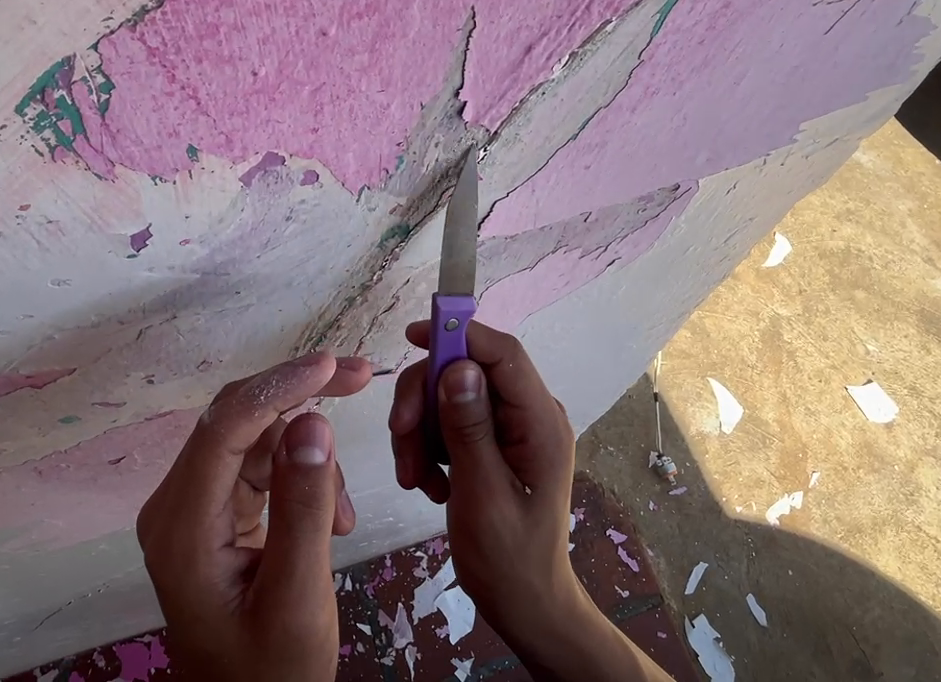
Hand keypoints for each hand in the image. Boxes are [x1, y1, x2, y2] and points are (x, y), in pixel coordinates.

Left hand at [138, 351, 372, 681]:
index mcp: (181, 525)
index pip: (225, 427)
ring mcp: (195, 506)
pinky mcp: (216, 512)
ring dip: (309, 455)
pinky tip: (331, 518)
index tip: (334, 366)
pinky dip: (303, 476)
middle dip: (299, 394)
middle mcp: (177, 503)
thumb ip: (304, 507)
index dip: (280, 386)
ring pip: (257, 437)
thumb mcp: (298, 598)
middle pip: (237, 417)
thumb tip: (314, 421)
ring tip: (342, 516)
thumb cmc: (272, 672)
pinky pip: (262, 464)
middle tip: (361, 376)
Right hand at [388, 320, 579, 647]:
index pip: (502, 353)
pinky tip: (430, 485)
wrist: (524, 606)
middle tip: (400, 439)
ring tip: (416, 479)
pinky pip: (448, 421)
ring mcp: (509, 427)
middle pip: (464, 372)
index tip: (412, 337)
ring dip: (420, 432)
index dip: (459, 334)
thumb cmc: (510, 560)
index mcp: (540, 421)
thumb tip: (458, 367)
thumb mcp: (483, 496)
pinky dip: (428, 447)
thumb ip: (470, 429)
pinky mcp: (491, 442)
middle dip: (424, 401)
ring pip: (447, 396)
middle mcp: (528, 414)